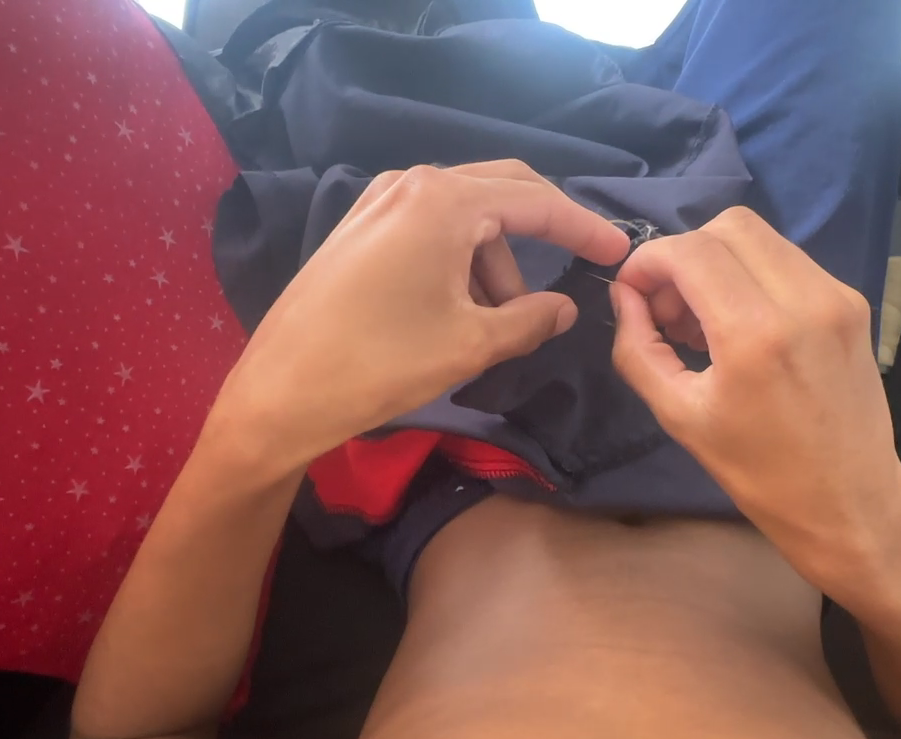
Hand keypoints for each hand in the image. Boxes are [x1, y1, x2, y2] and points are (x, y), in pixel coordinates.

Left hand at [205, 160, 630, 478]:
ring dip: (492, 267)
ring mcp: (378, 204)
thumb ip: (530, 319)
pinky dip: (456, 267)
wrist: (283, 391)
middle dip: (539, 240)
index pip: (534, 200)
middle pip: (499, 196)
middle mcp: (410, 185)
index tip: (616, 251)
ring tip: (492, 328)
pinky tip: (453, 313)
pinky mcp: (358, 232)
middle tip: (561, 288)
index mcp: (444, 201)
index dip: (582, 226)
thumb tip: (565, 308)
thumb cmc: (383, 365)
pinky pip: (428, 234)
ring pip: (462, 221)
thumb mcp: (470, 344)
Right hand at [610, 207, 900, 611]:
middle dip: (682, 256)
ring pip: (760, 237)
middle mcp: (802, 298)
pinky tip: (737, 325)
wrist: (847, 502)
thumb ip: (640, 350)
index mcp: (755, 334)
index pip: (691, 252)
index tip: (632, 292)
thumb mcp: (680, 417)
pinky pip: (787, 261)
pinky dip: (750, 276)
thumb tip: (625, 298)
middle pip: (727, 226)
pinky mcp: (851, 303)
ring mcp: (835, 295)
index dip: (649, 261)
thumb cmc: (757, 472)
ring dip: (716, 263)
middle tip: (668, 309)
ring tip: (700, 320)